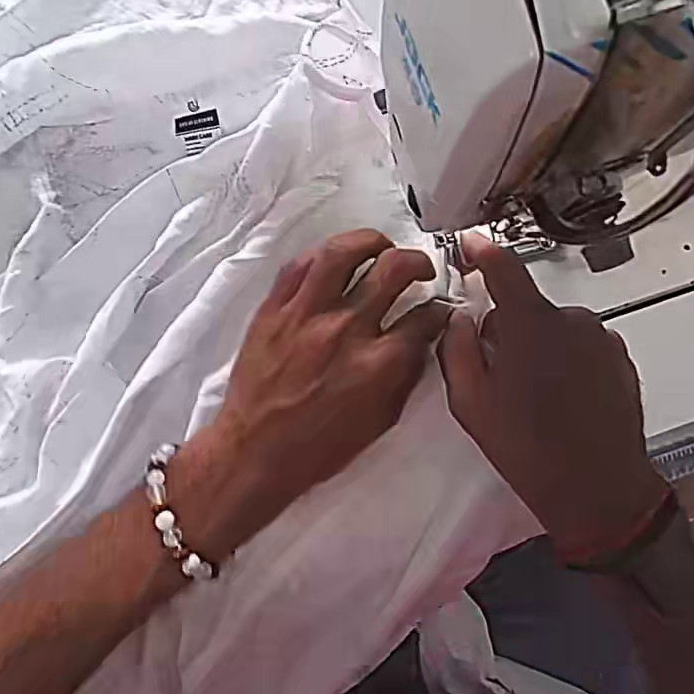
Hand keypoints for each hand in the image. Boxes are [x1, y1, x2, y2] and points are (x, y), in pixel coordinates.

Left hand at [178, 229, 452, 556]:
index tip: (437, 308)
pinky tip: (334, 260)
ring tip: (381, 247)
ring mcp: (305, 315)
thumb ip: (405, 376)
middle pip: (394, 270)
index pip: (424, 317)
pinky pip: (298, 266)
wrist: (255, 452)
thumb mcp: (380, 420)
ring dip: (371, 242)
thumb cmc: (317, 446)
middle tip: (420, 269)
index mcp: (378, 364)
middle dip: (418, 262)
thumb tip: (420, 342)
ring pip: (343, 253)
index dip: (438, 309)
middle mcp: (345, 331)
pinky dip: (322, 255)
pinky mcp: (273, 311)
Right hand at [438, 233, 671, 564]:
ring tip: (535, 397)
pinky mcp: (619, 357)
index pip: (503, 269)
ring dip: (539, 349)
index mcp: (529, 326)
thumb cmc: (530, 449)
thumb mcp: (471, 403)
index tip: (472, 245)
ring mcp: (600, 338)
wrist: (597, 488)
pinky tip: (561, 399)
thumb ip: (456, 350)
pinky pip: (581, 345)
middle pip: (525, 308)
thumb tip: (460, 322)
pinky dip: (567, 361)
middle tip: (500, 378)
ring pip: (553, 328)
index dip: (483, 252)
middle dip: (507, 332)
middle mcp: (570, 321)